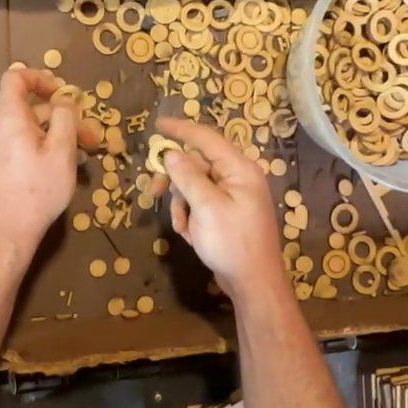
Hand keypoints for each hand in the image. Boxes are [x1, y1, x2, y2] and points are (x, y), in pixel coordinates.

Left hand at [0, 68, 79, 254]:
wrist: (9, 232)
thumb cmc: (38, 189)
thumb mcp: (61, 151)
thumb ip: (65, 118)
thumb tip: (65, 99)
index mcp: (9, 118)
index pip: (15, 78)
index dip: (40, 77)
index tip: (63, 92)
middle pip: (31, 108)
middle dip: (64, 117)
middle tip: (91, 136)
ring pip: (32, 130)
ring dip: (60, 136)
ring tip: (86, 155)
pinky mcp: (1, 167)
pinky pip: (25, 146)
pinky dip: (46, 148)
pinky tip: (66, 168)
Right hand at [154, 117, 287, 297]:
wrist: (253, 283)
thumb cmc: (233, 243)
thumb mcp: (206, 208)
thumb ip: (187, 177)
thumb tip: (170, 153)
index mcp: (240, 169)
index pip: (206, 139)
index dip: (180, 130)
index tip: (157, 125)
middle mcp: (238, 177)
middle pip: (196, 165)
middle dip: (175, 181)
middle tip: (153, 193)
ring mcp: (233, 196)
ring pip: (194, 186)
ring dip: (181, 205)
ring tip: (182, 227)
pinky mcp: (227, 213)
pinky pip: (200, 204)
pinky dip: (190, 216)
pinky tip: (191, 234)